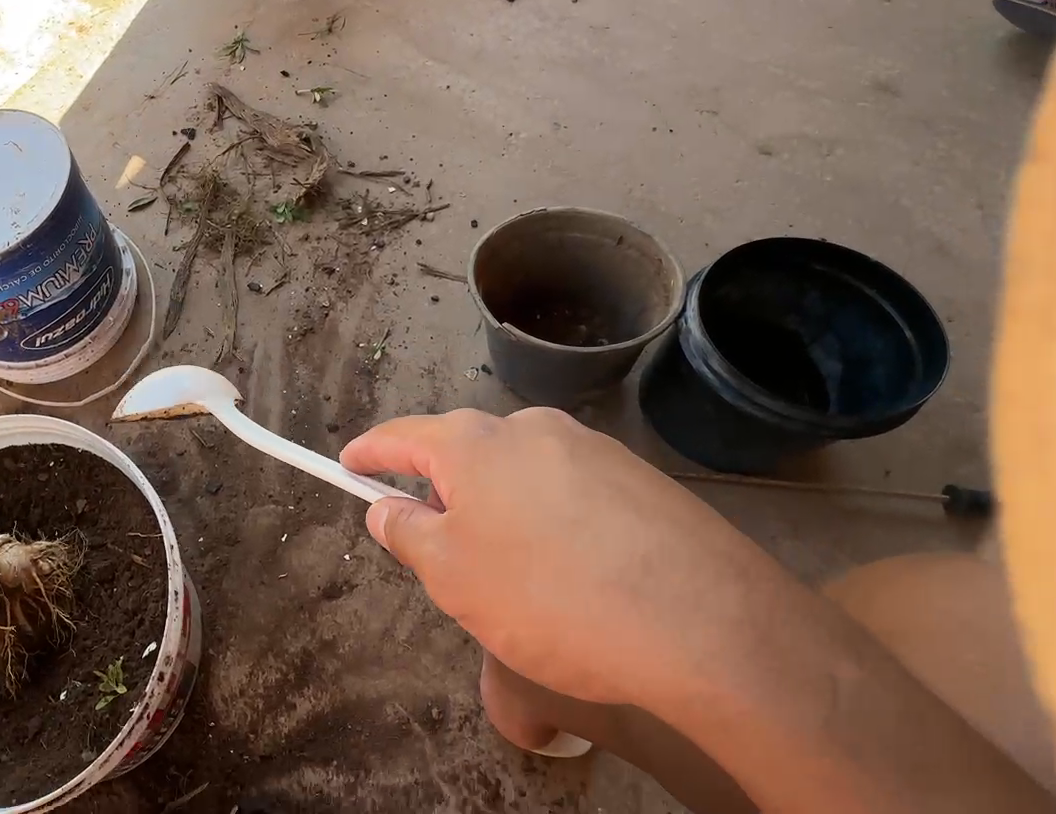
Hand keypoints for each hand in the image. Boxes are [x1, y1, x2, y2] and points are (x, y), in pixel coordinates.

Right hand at [341, 408, 801, 712]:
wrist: (709, 628)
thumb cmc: (550, 597)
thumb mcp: (453, 576)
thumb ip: (406, 532)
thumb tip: (387, 507)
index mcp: (474, 443)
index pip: (401, 436)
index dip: (368, 452)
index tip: (346, 464)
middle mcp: (530, 427)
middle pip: (463, 452)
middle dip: (441, 491)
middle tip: (437, 545)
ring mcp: (592, 448)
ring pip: (519, 471)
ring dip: (498, 506)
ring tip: (513, 572)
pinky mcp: (641, 479)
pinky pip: (569, 490)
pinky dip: (549, 518)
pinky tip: (572, 571)